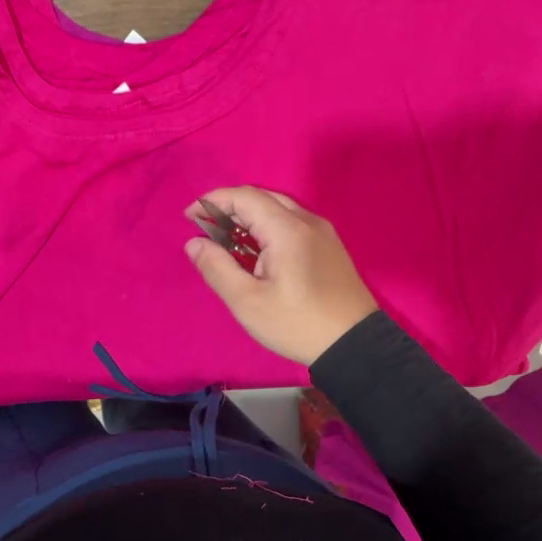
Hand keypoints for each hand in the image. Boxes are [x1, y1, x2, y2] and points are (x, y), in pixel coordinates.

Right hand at [184, 186, 379, 366]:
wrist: (352, 343)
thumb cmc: (295, 323)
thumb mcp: (247, 301)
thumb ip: (217, 268)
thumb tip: (194, 243)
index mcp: (287, 230)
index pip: (245, 197)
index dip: (213, 201)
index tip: (189, 217)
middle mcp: (307, 221)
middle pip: (262, 198)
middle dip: (229, 207)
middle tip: (205, 229)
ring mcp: (322, 233)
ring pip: (278, 210)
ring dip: (247, 218)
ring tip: (225, 241)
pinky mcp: (328, 247)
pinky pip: (291, 224)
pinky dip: (265, 228)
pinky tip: (254, 251)